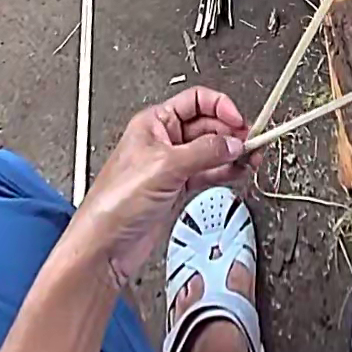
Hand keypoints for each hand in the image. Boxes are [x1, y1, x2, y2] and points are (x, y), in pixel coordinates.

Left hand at [68, 86, 252, 283]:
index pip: (197, 101)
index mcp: (155, 123)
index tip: (239, 120)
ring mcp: (173, 163)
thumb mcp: (165, 167)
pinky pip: (211, 170)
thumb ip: (205, 151)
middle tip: (250, 141)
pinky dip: (227, 170)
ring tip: (251, 157)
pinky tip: (239, 171)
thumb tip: (234, 143)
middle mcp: (165, 140)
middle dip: (231, 132)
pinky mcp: (179, 185)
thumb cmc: (112, 205)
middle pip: (210, 124)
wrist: (101, 251)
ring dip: (233, 152)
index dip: (221, 107)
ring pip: (213, 148)